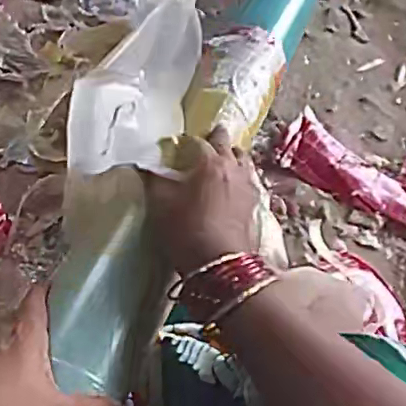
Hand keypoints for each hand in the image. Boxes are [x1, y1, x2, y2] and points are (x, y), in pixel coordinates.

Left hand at [0, 284, 124, 405]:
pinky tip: (7, 385)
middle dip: (35, 321)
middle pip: (19, 318)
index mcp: (25, 335)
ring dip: (14, 345)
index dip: (47, 289)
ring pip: (0, 341)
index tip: (60, 289)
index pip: (36, 297)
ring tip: (33, 360)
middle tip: (55, 332)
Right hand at [143, 127, 262, 273]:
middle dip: (213, 141)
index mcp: (210, 162)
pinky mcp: (255, 203)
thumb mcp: (161, 205)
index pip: (196, 142)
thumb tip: (149, 167)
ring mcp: (248, 185)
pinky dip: (239, 175)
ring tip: (219, 162)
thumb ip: (155, 180)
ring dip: (231, 156)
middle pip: (226, 144)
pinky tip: (232, 185)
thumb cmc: (187, 231)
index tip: (174, 149)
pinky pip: (248, 178)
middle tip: (201, 145)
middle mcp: (233, 167)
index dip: (183, 143)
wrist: (220, 265)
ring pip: (242, 159)